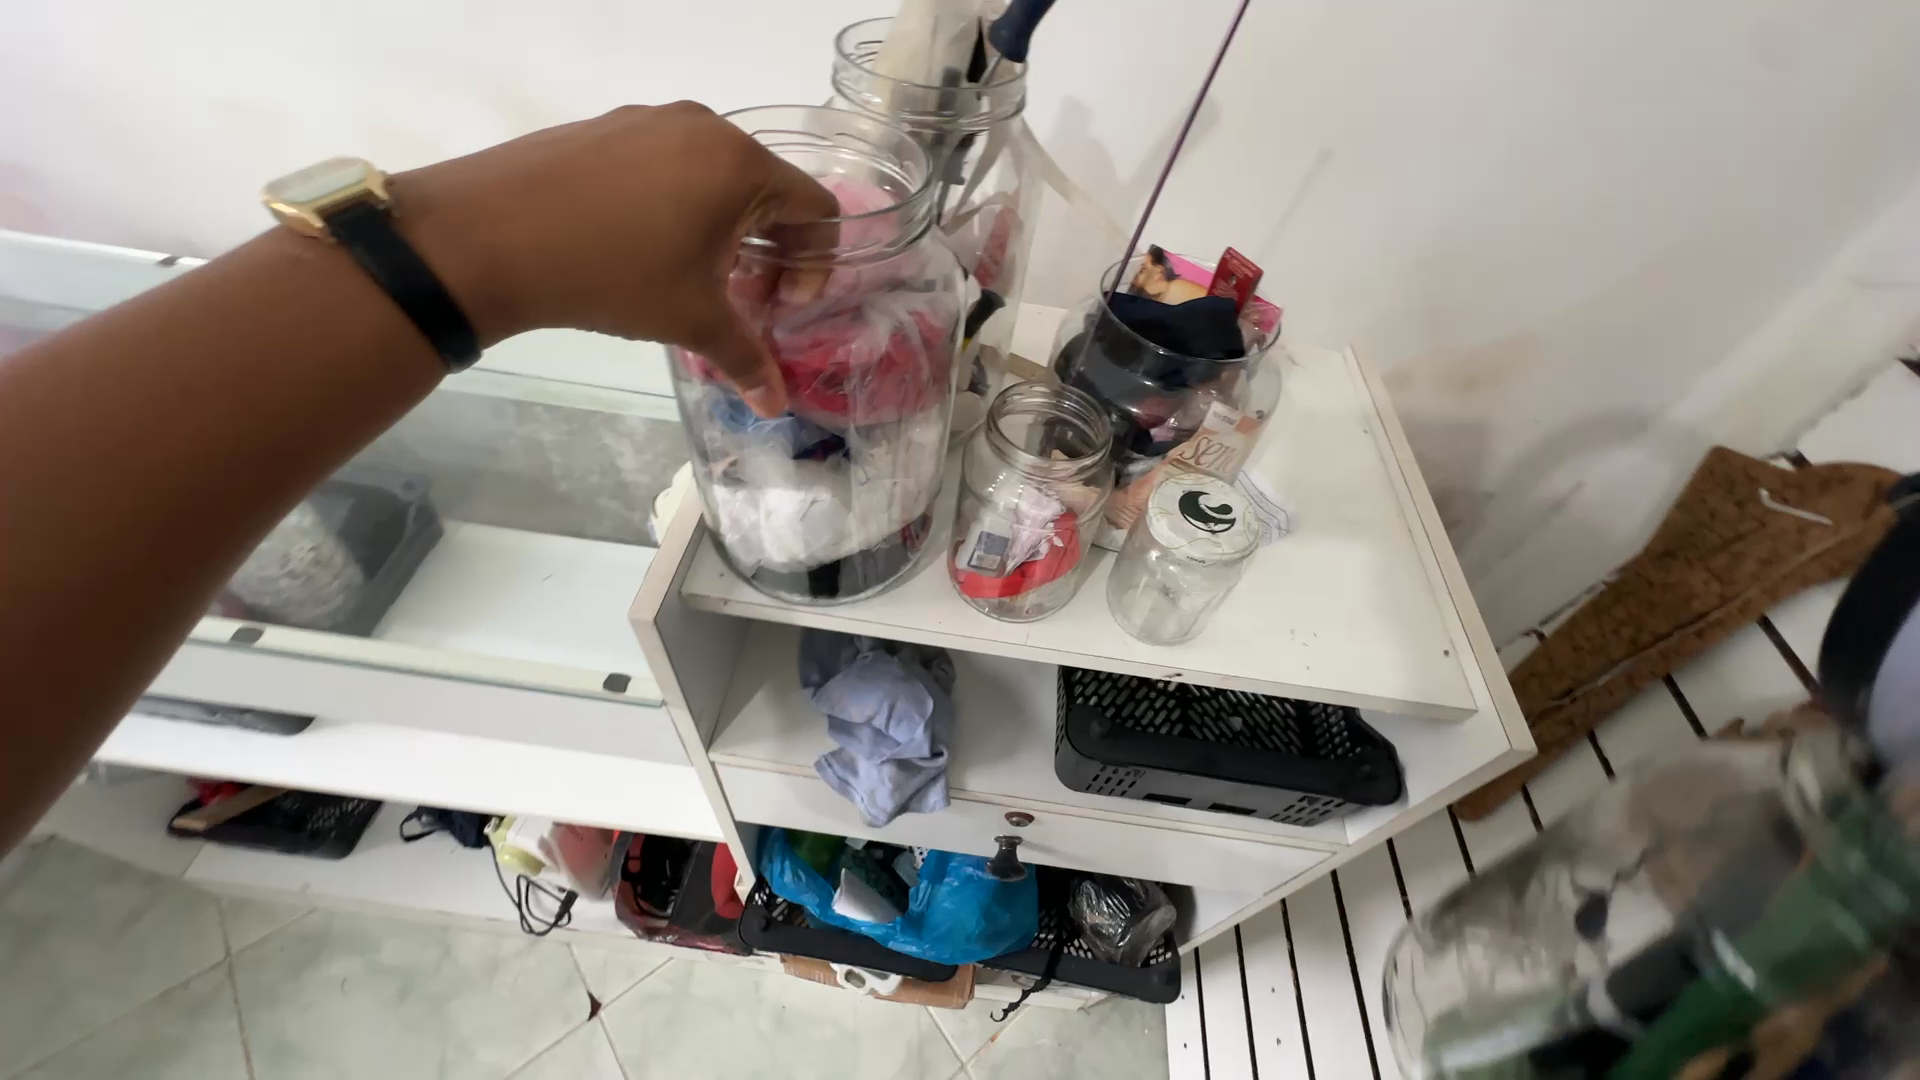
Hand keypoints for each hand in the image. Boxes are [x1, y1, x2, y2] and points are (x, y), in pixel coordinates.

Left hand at [394, 101, 837, 415]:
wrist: (485, 237)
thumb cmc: (612, 275)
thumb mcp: (692, 322)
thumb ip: (747, 361)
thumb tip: (775, 408)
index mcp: (740, 167)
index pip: (816, 210)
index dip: (815, 264)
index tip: (781, 303)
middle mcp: (705, 129)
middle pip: (772, 192)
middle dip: (773, 251)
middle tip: (745, 296)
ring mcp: (653, 121)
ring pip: (723, 178)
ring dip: (731, 230)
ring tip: (697, 274)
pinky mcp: (611, 127)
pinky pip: (676, 165)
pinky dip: (686, 207)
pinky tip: (649, 246)